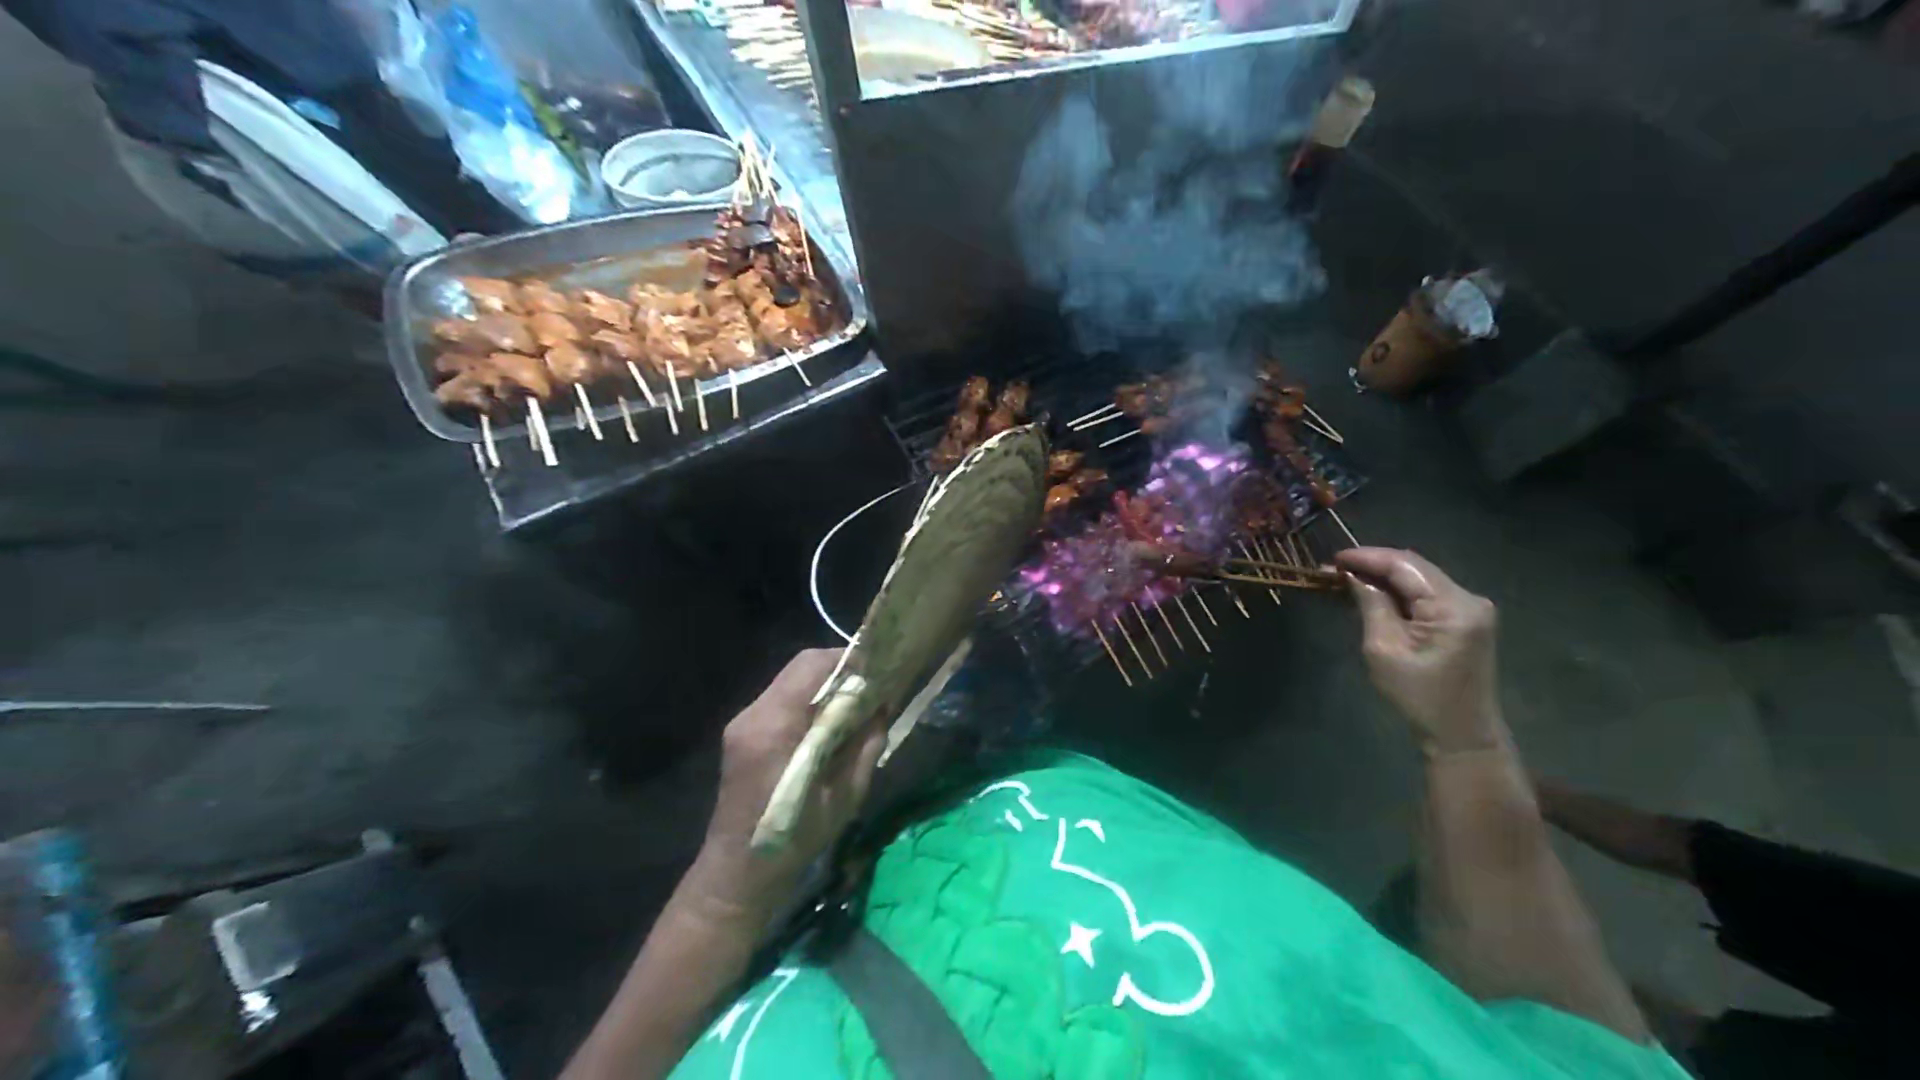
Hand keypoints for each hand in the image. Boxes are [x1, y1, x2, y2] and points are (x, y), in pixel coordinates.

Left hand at [688, 649, 886, 918]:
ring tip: (855, 704)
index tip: (879, 671)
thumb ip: (865, 746)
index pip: (811, 666)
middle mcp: (753, 714)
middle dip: (839, 670)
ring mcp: (744, 722)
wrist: (737, 873)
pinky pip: (782, 700)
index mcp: (774, 727)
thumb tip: (882, 707)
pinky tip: (829, 722)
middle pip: (800, 668)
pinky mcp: (743, 733)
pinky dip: (809, 701)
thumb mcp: (843, 796)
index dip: (848, 660)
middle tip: (871, 686)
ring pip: (791, 681)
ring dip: (825, 685)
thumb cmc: (794, 840)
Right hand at [1336, 548, 1503, 755]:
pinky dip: (1398, 591)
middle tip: (1333, 569)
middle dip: (1373, 565)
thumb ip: (1371, 604)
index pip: (1405, 566)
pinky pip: (1427, 594)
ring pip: (1419, 579)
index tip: (1332, 559)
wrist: (1461, 733)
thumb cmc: (1418, 695)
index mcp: (1453, 606)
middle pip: (1414, 568)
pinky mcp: (1466, 619)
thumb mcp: (1384, 648)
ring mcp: (1470, 608)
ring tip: (1346, 579)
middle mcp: (1468, 599)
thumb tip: (1352, 576)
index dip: (1366, 557)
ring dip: (1384, 577)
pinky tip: (1373, 593)